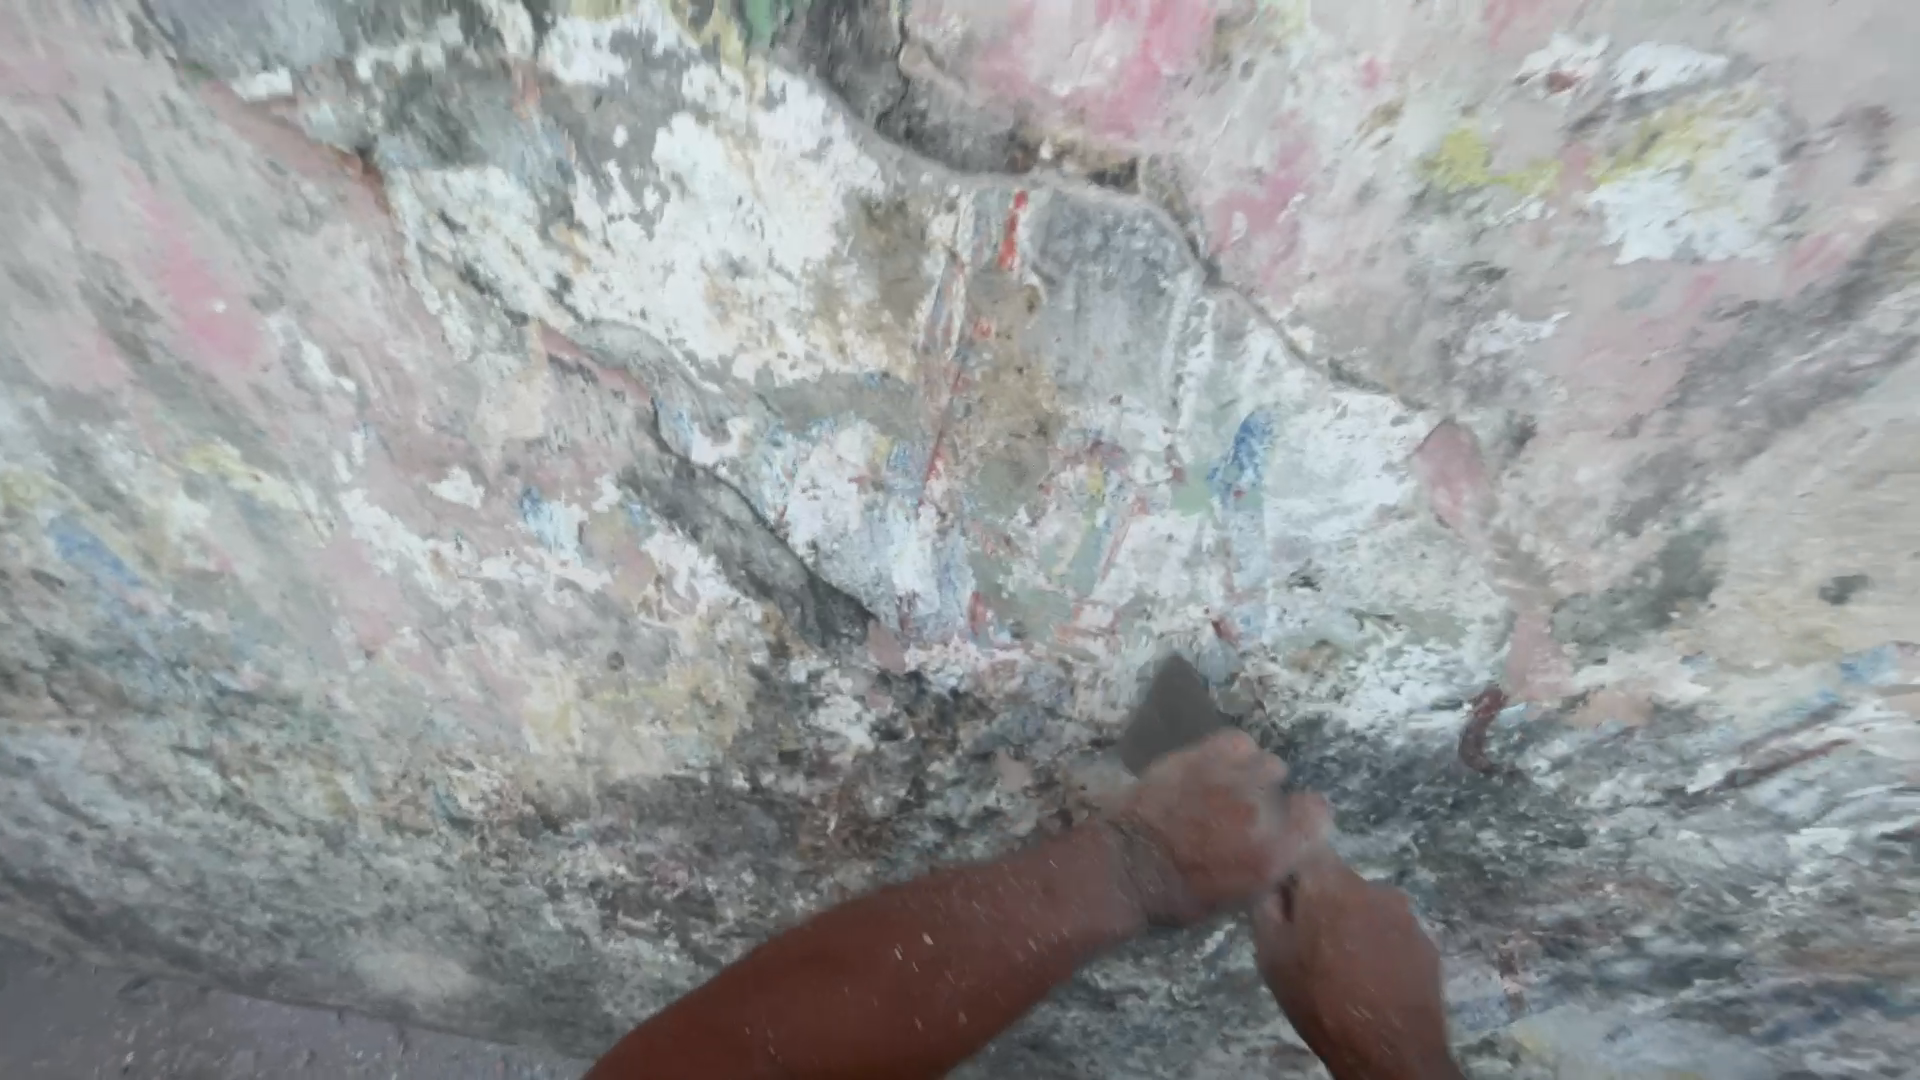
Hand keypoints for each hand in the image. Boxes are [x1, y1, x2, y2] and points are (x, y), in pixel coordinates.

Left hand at [1104, 730, 1328, 926]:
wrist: (1131, 864)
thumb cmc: (1183, 893)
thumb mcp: (1244, 894)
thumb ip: (1274, 860)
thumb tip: (1285, 837)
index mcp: (1275, 853)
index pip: (1319, 813)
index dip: (1305, 815)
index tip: (1290, 818)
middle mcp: (1260, 810)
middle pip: (1284, 782)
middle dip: (1268, 794)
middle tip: (1242, 807)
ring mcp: (1229, 779)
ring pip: (1263, 759)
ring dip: (1250, 770)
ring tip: (1228, 783)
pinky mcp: (1200, 757)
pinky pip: (1235, 740)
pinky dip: (1230, 751)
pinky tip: (1216, 765)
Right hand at [1251, 850, 1459, 1079]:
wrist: (1390, 1055)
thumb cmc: (1319, 998)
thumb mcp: (1270, 952)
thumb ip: (1266, 904)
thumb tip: (1272, 882)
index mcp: (1329, 881)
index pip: (1308, 843)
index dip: (1294, 860)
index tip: (1285, 884)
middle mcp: (1371, 886)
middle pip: (1337, 878)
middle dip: (1322, 898)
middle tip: (1309, 935)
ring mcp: (1405, 915)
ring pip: (1366, 905)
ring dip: (1353, 921)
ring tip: (1343, 961)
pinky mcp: (1427, 945)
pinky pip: (1391, 931)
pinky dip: (1379, 944)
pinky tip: (1371, 974)